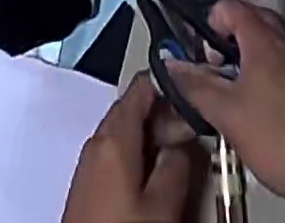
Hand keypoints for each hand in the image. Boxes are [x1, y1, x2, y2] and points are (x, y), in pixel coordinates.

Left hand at [62, 73, 202, 222]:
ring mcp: (89, 163)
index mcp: (114, 136)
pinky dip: (139, 152)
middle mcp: (97, 141)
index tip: (196, 91)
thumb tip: (183, 140)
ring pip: (127, 130)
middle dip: (165, 112)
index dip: (171, 82)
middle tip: (192, 129)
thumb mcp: (164, 202)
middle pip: (134, 107)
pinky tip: (156, 173)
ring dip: (153, 134)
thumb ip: (179, 161)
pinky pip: (117, 152)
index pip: (143, 85)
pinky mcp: (88, 184)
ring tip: (179, 151)